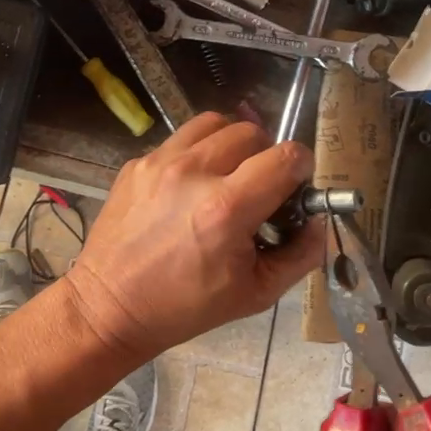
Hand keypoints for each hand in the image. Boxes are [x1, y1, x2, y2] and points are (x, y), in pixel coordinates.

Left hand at [60, 112, 319, 360]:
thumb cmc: (186, 307)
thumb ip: (300, 254)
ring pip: (214, 123)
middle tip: (259, 187)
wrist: (110, 306)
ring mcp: (160, 162)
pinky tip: (189, 187)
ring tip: (227, 175)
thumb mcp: (256, 294)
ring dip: (231, 143)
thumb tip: (320, 221)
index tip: (294, 186)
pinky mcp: (137, 162)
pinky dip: (195, 154)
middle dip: (266, 155)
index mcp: (226, 208)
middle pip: (252, 132)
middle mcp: (193, 173)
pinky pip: (180, 139)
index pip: (285, 156)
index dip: (301, 168)